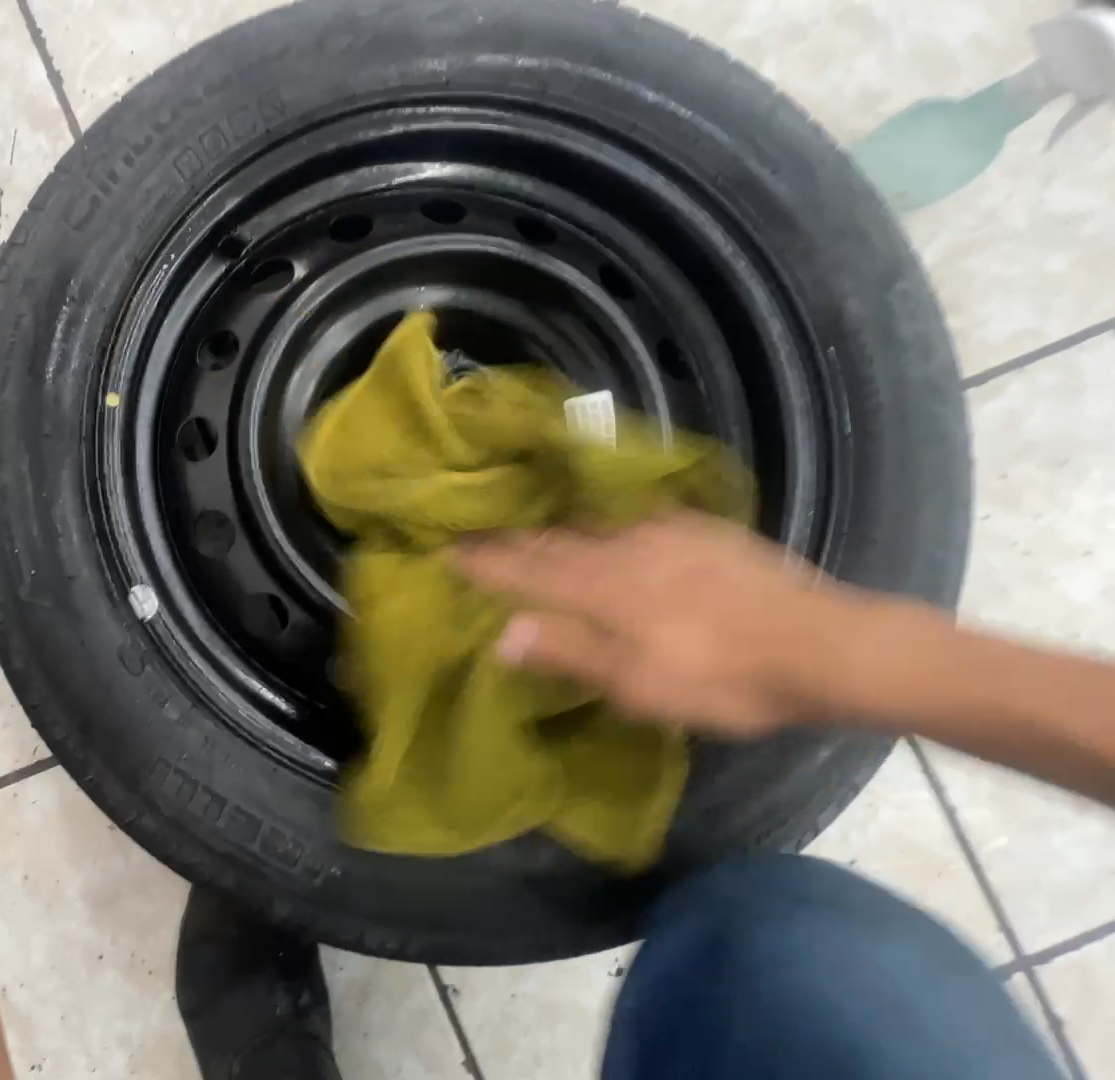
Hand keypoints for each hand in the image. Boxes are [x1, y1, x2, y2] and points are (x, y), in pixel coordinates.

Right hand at [453, 513, 861, 736]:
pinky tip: (608, 522)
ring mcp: (664, 534)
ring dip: (549, 526)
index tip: (444, 549)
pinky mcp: (701, 531)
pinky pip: (633, 518)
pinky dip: (603, 520)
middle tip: (470, 530)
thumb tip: (499, 634)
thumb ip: (568, 652)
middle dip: (506, 538)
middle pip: (550, 541)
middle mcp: (622, 550)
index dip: (482, 562)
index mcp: (600, 589)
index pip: (524, 570)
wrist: (831, 646)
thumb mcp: (639, 686)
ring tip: (525, 524)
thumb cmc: (724, 678)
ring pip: (588, 526)